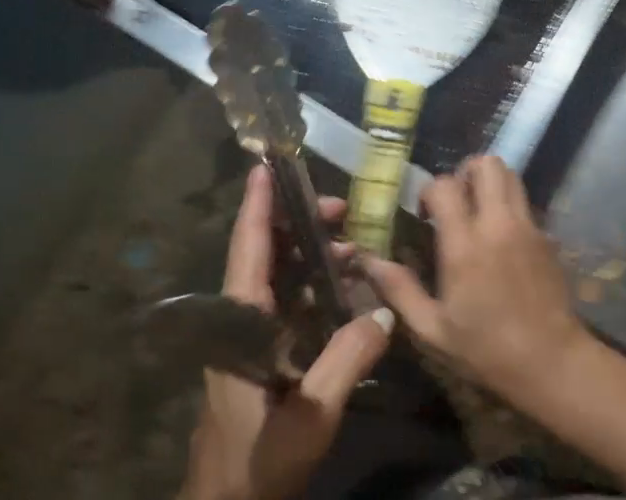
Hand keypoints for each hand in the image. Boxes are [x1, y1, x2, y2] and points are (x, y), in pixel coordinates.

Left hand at [182, 165, 393, 499]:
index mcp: (240, 326)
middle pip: (266, 256)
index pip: (248, 251)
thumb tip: (385, 313)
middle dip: (300, 225)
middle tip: (343, 211)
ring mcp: (249, 342)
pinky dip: (315, 286)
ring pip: (278, 279)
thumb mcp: (310, 414)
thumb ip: (346, 360)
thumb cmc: (258, 458)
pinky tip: (347, 288)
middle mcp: (240, 324)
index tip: (266, 166)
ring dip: (312, 255)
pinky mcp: (263, 359)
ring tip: (354, 248)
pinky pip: (288, 305)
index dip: (257, 207)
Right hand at [360, 156, 592, 406]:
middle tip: (455, 201)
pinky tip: (501, 238)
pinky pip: (525, 203)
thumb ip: (400, 290)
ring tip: (477, 212)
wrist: (551, 360)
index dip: (429, 191)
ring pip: (511, 175)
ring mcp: (527, 227)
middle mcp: (498, 224)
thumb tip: (370, 261)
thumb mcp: (433, 330)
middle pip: (487, 164)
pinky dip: (510, 205)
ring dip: (491, 183)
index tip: (424, 215)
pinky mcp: (546, 236)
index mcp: (465, 245)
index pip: (445, 186)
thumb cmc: (486, 350)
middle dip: (465, 172)